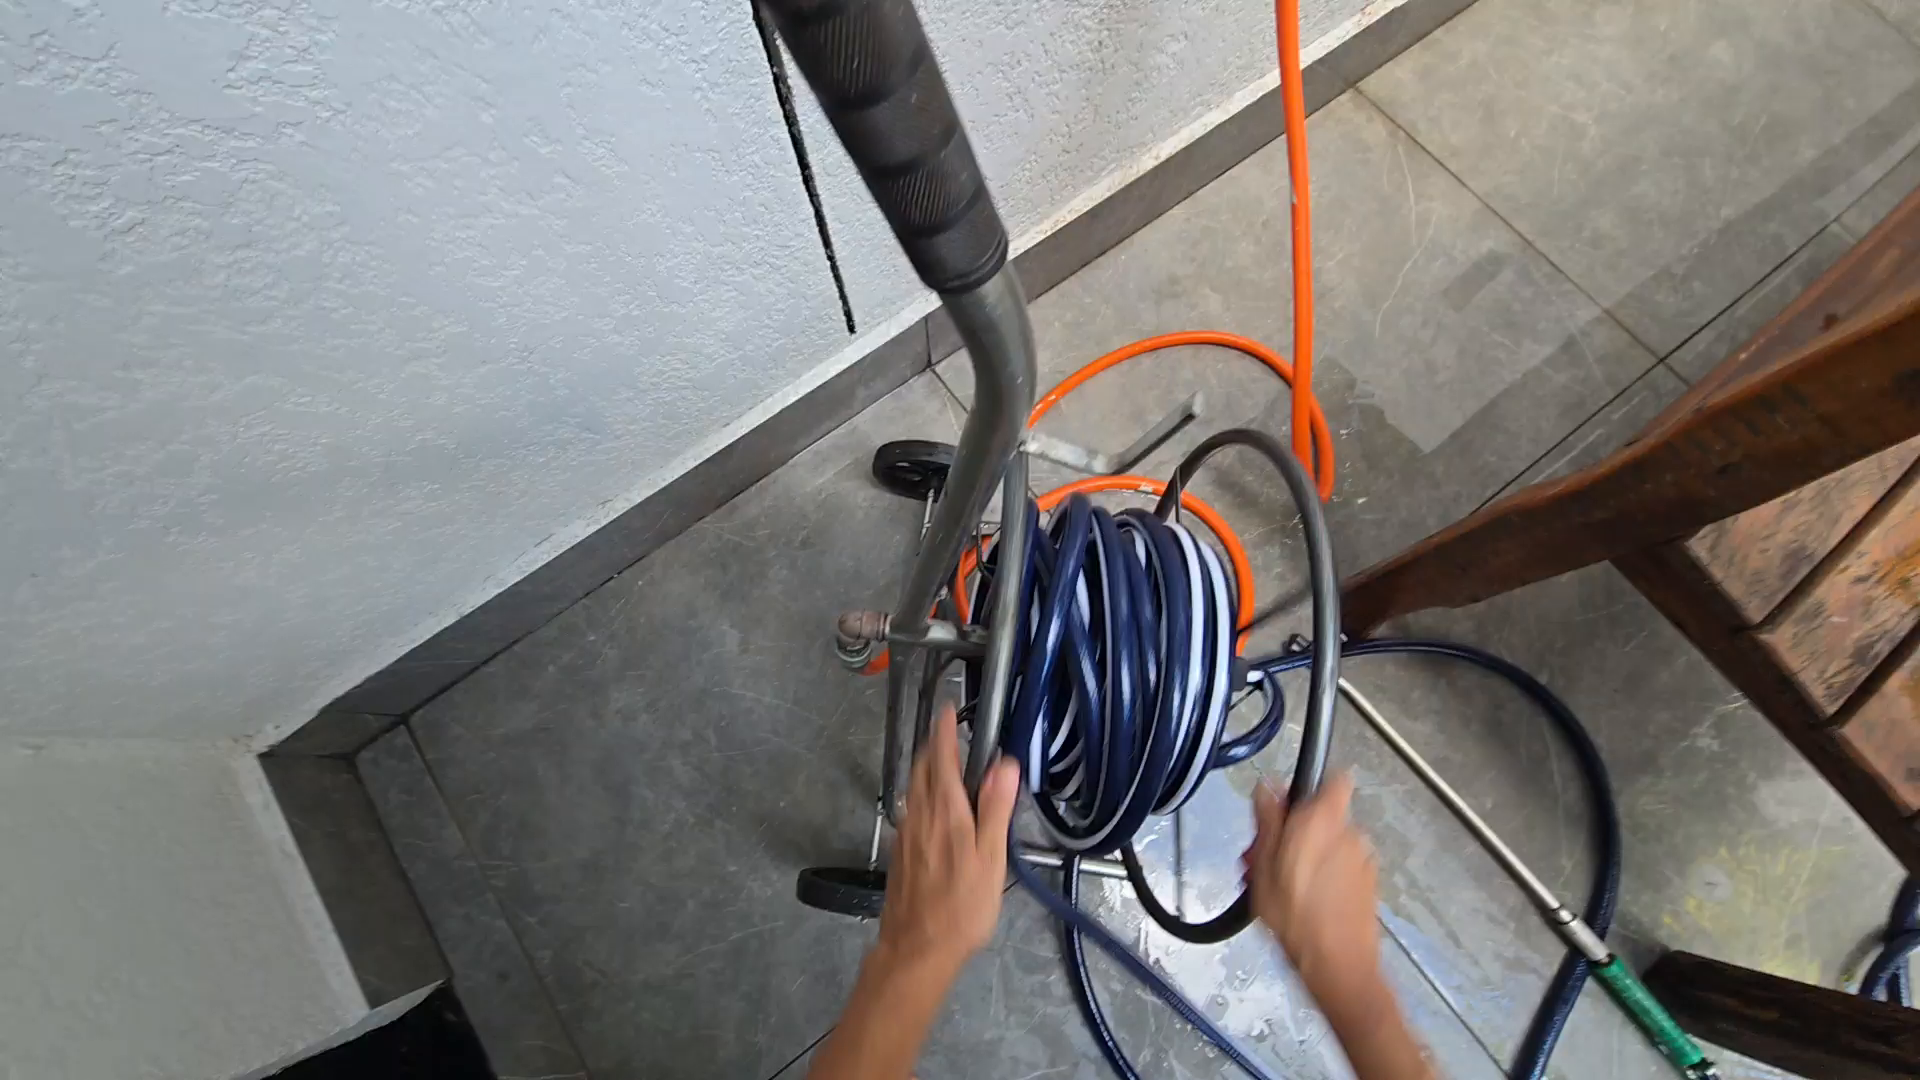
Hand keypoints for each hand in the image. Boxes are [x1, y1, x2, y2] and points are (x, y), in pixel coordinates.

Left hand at [876, 703, 1021, 977]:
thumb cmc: (960, 905)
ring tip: (942, 761)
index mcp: (943, 809)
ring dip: (926, 766)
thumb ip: (995, 808)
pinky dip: (920, 790)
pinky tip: (931, 804)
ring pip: (913, 786)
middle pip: (922, 767)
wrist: (916, 949)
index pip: (940, 756)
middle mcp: (919, 812)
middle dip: (934, 744)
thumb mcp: (990, 858)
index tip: (946, 708)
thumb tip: (1005, 763)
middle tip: (948, 732)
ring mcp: (905, 831)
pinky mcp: (899, 850)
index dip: (943, 729)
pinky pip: (910, 806)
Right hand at [1243, 772, 1382, 1007]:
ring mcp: (1363, 861)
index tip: (1286, 800)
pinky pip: (1338, 865)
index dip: (1308, 782)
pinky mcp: (1367, 886)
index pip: (1332, 778)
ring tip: (1274, 882)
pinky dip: (1319, 873)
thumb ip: (1267, 818)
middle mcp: (1350, 834)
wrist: (1339, 970)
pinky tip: (1297, 898)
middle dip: (1290, 827)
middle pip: (1319, 814)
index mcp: (1324, 820)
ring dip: (1301, 853)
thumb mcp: (1264, 862)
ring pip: (1326, 842)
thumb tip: (1266, 786)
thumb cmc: (1295, 915)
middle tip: (1262, 853)